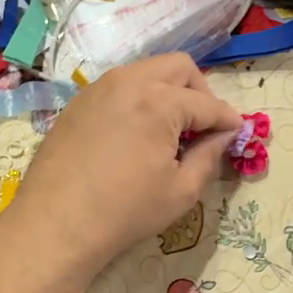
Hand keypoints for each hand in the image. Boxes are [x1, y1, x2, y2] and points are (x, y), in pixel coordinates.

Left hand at [6, 54, 240, 279]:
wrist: (56, 224)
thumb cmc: (125, 211)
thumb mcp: (181, 191)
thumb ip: (209, 157)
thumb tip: (223, 137)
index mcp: (160, 101)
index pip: (208, 103)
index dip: (228, 120)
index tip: (237, 134)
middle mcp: (129, 81)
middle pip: (179, 68)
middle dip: (200, 92)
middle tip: (203, 126)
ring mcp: (99, 88)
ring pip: (147, 71)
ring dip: (168, 91)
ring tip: (171, 130)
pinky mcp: (79, 102)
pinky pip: (120, 86)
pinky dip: (139, 99)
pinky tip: (137, 133)